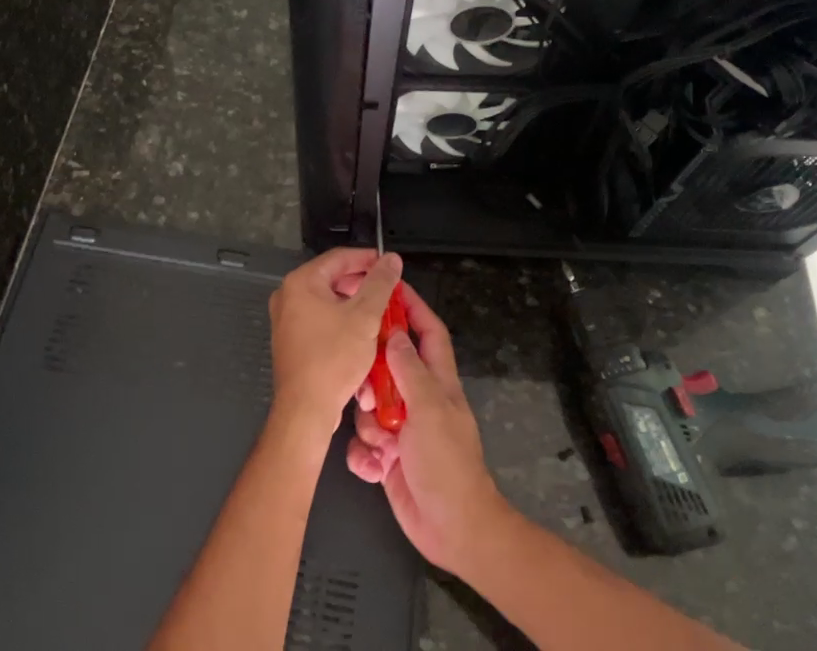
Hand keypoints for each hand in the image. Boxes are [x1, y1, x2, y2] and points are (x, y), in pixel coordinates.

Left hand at [269, 249, 402, 434]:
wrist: (306, 408)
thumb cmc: (332, 360)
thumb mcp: (364, 317)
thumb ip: (380, 283)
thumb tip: (391, 259)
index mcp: (301, 283)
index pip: (339, 257)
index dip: (368, 259)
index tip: (390, 265)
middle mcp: (288, 296)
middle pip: (332, 278)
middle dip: (363, 284)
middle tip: (388, 291)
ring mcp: (287, 319)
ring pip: (328, 301)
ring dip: (355, 304)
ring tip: (380, 313)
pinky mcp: (292, 339)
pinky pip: (321, 320)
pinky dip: (342, 321)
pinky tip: (362, 333)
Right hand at [345, 287, 511, 574]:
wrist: (453, 529)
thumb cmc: (447, 464)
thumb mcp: (430, 409)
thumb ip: (410, 370)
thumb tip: (395, 334)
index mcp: (439, 383)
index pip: (427, 333)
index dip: (411, 308)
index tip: (387, 288)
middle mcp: (420, 401)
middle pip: (386, 370)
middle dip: (370, 382)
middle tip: (368, 397)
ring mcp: (403, 430)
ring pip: (368, 409)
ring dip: (366, 427)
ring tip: (380, 444)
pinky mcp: (388, 458)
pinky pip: (363, 445)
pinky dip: (364, 457)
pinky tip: (375, 469)